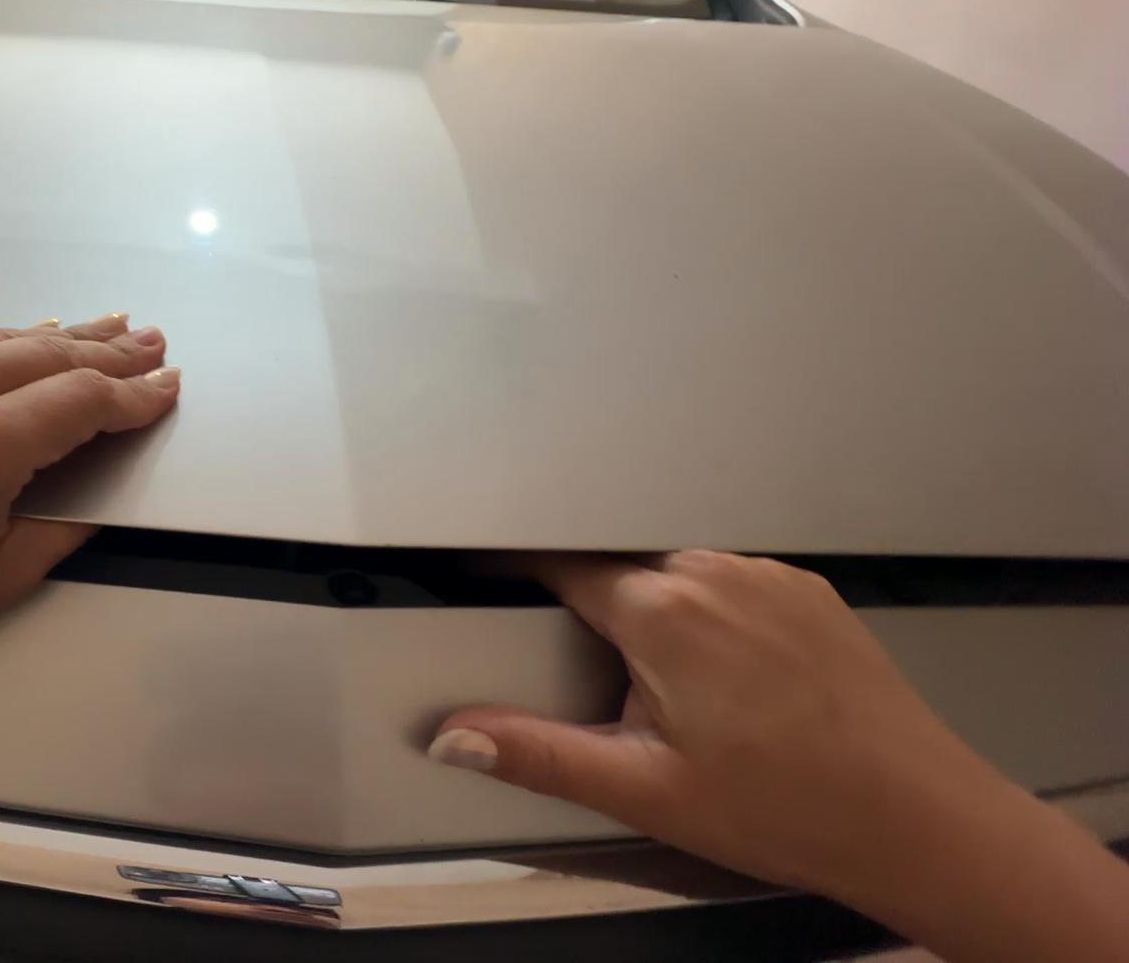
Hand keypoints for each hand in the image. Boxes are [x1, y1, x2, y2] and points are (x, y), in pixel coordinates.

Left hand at [0, 314, 178, 719]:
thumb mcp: (0, 577)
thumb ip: (66, 520)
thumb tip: (103, 482)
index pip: (81, 402)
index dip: (134, 396)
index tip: (167, 387)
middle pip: (47, 355)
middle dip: (109, 352)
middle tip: (153, 344)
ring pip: (0, 340)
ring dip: (62, 335)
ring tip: (110, 327)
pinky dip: (4, 344)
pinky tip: (31, 340)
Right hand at [427, 552, 1009, 902]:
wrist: (933, 829)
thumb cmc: (793, 809)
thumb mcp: (642, 788)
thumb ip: (536, 752)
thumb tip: (456, 738)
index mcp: (664, 610)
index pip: (556, 561)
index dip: (512, 567)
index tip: (485, 572)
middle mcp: (712, 573)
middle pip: (609, 562)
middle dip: (581, 596)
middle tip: (584, 657)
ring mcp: (763, 575)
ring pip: (662, 564)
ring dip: (639, 596)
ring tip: (651, 665)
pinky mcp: (800, 586)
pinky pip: (716, 573)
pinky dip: (692, 598)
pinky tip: (712, 656)